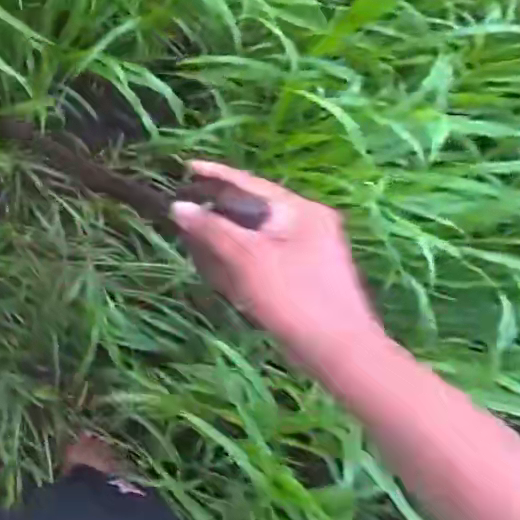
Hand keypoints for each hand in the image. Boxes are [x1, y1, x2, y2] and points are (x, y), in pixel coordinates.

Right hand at [170, 161, 387, 370]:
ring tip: (196, 243)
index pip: (248, 182)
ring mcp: (307, 247)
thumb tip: (178, 206)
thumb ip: (210, 228)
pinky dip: (238, 254)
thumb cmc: (293, 297)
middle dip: (216, 211)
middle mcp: (306, 221)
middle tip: (183, 213)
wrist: (341, 352)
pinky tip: (221, 270)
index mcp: (299, 210)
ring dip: (224, 236)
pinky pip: (261, 251)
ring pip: (253, 230)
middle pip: (250, 206)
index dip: (214, 174)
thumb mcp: (245, 258)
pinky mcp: (302, 270)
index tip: (185, 168)